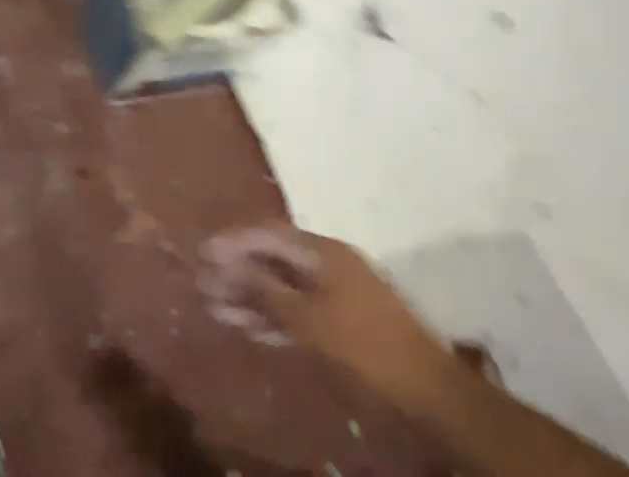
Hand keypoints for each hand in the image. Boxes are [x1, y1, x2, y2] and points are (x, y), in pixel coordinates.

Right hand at [198, 225, 459, 405]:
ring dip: (250, 297)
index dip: (232, 241)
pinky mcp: (342, 323)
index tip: (200, 253)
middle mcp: (329, 265)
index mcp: (323, 252)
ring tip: (217, 311)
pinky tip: (250, 330)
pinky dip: (272, 317)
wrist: (429, 395)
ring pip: (282, 287)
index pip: (267, 233)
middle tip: (203, 287)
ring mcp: (337, 294)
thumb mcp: (304, 316)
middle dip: (236, 272)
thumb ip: (260, 288)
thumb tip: (220, 264)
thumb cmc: (362, 345)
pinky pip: (297, 310)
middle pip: (273, 259)